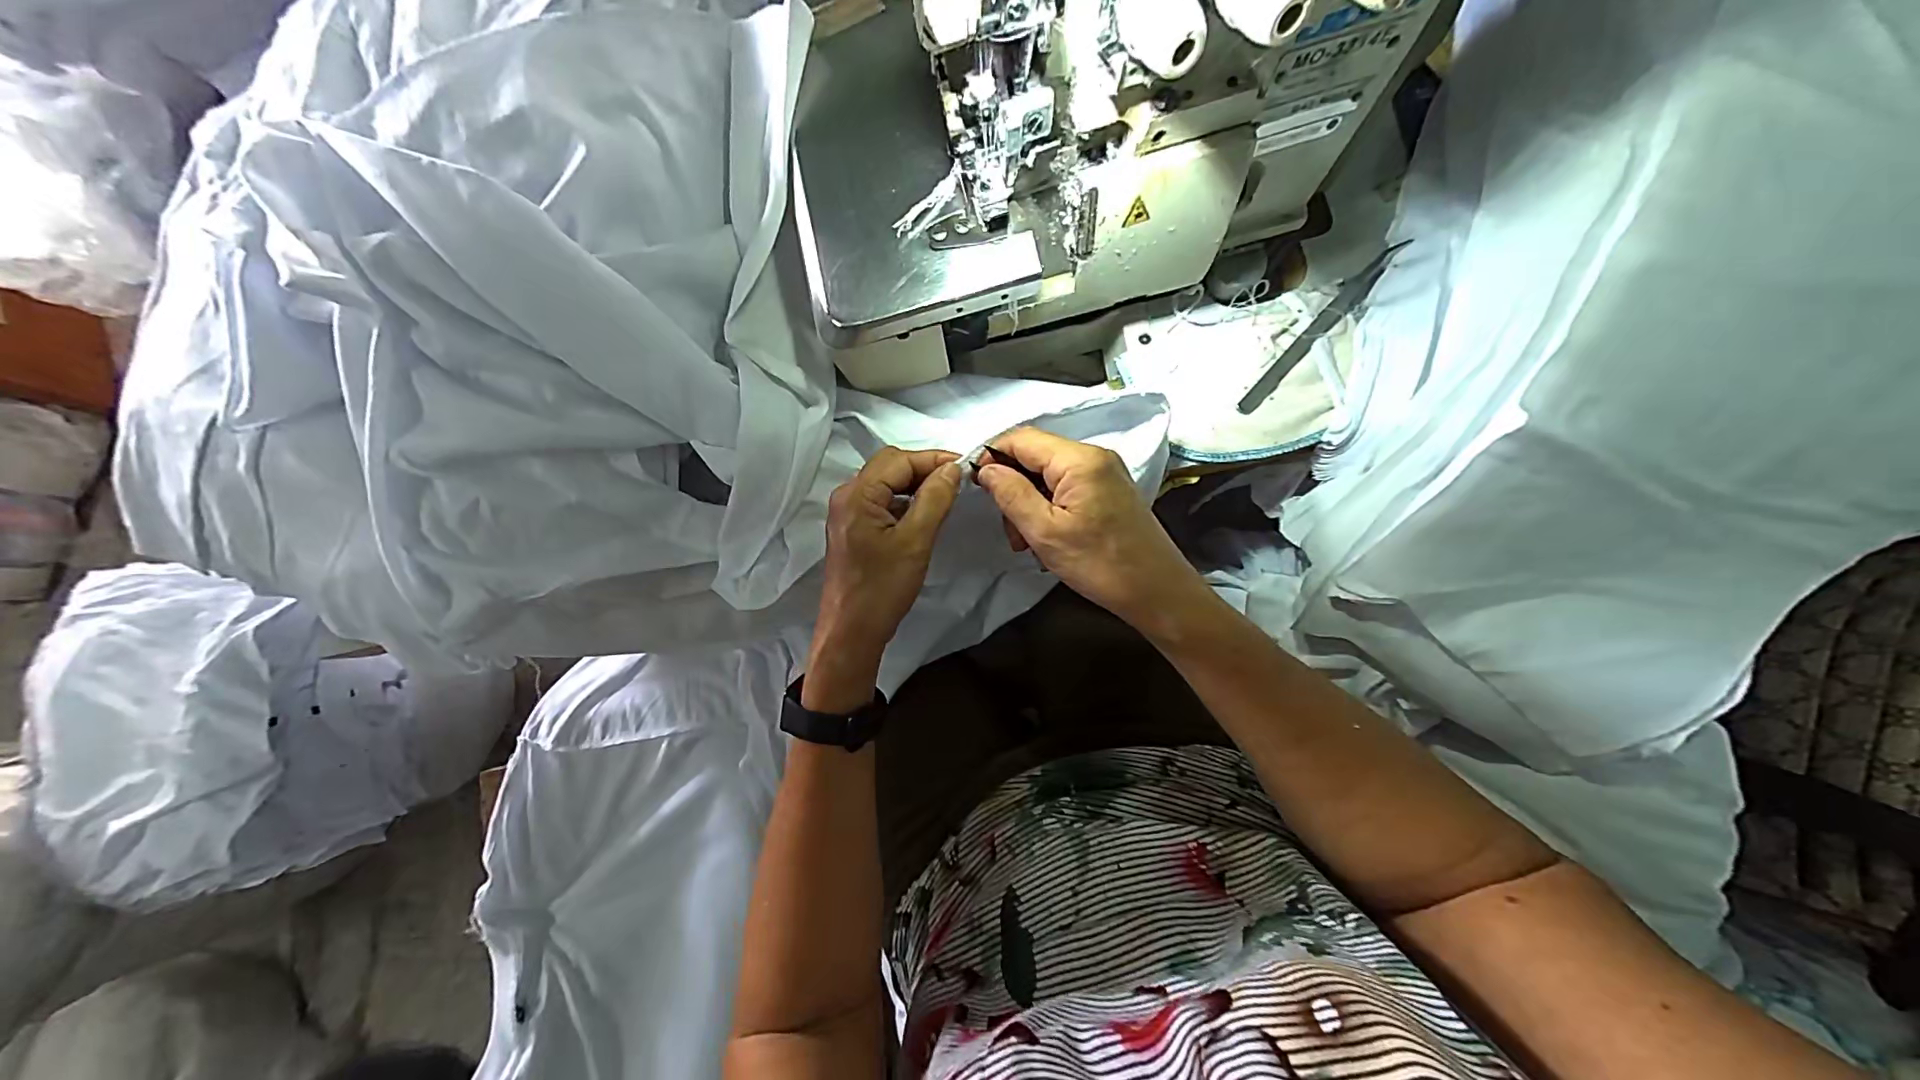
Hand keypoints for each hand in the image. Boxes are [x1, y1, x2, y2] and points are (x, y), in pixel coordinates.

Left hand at [808, 448, 964, 704]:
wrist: (852, 632)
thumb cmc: (882, 588)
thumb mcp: (916, 541)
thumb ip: (935, 499)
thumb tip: (952, 469)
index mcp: (857, 495)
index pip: (899, 459)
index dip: (934, 459)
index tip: (965, 466)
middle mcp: (846, 497)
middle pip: (890, 466)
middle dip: (924, 468)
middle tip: (958, 480)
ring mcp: (847, 513)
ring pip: (886, 484)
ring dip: (915, 485)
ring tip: (946, 495)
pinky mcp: (852, 529)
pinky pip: (881, 502)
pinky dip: (904, 502)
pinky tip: (924, 514)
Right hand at [975, 428, 1209, 634]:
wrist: (1157, 592)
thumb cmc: (1101, 565)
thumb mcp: (1045, 532)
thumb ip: (1011, 494)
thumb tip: (986, 468)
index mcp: (1079, 460)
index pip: (1021, 438)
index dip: (991, 455)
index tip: (974, 485)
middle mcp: (1095, 457)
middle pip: (1034, 456)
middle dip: (1013, 487)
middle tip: (1012, 531)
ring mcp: (1105, 473)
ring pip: (1047, 475)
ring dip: (1029, 503)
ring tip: (1029, 542)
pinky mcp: (1109, 492)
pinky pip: (1066, 488)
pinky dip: (1049, 509)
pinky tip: (1048, 539)